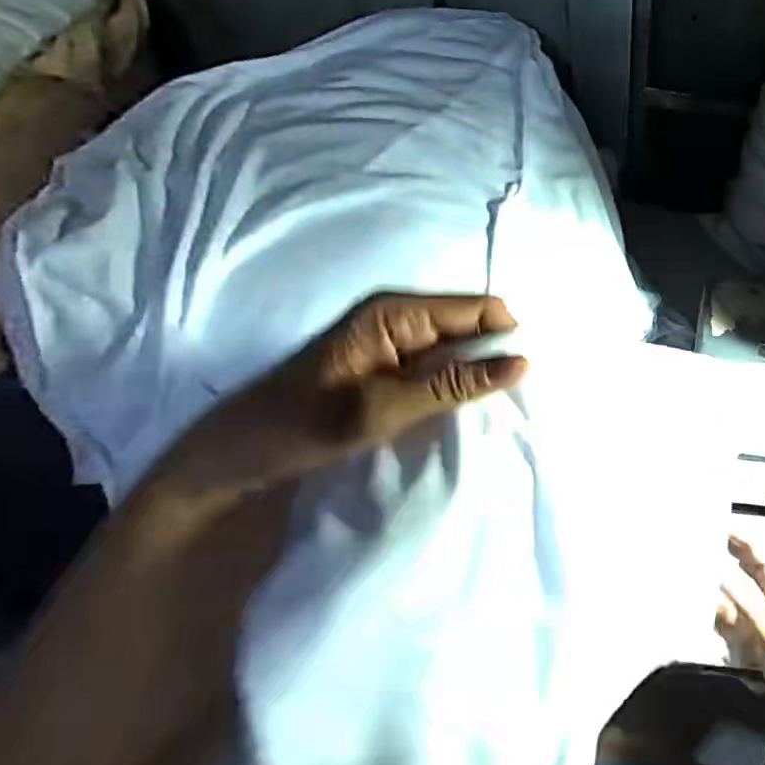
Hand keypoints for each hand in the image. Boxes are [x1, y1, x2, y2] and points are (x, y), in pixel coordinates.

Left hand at [159, 293, 528, 499]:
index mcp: (396, 311)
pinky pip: (440, 368)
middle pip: (472, 326)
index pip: (478, 308)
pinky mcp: (391, 366)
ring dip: (474, 377)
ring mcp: (395, 342)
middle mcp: (401, 317)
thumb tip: (522, 362)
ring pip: (459, 350)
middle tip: (505, 404)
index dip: (505, 339)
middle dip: (493, 359)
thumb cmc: (305, 426)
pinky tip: (460, 413)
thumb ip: (455, 384)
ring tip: (485, 412)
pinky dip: (455, 388)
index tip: (520, 381)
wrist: (242, 457)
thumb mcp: (386, 408)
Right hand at [715, 535, 764, 734]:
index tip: (716, 526)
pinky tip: (705, 615)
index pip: (759, 555)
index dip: (740, 540)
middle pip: (747, 572)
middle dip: (725, 560)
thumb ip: (745, 601)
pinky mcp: (760, 642)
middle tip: (696, 548)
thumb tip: (720, 572)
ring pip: (738, 598)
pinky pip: (736, 623)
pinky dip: (721, 618)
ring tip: (692, 580)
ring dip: (718, 591)